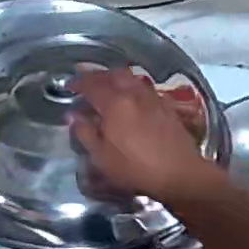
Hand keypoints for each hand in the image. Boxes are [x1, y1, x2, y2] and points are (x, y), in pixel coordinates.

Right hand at [71, 68, 224, 205]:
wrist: (179, 173)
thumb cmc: (135, 168)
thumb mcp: (101, 157)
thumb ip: (85, 133)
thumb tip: (73, 115)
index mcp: (115, 103)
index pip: (92, 85)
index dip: (78, 83)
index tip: (69, 86)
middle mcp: (134, 94)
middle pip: (113, 74)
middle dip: (98, 76)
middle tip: (88, 83)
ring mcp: (153, 98)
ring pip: (131, 79)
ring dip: (117, 79)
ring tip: (108, 89)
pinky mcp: (167, 106)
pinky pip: (145, 89)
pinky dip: (133, 88)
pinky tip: (132, 100)